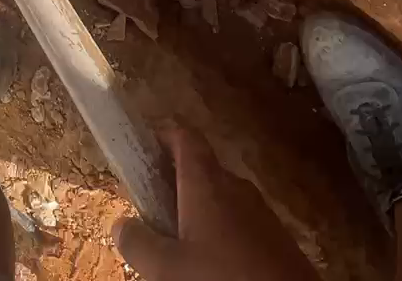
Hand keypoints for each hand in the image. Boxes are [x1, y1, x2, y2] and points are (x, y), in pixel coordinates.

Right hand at [113, 127, 320, 280]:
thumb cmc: (224, 279)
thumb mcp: (169, 270)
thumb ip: (139, 244)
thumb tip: (121, 224)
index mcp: (206, 181)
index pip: (183, 135)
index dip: (161, 137)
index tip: (142, 155)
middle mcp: (235, 187)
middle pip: (199, 171)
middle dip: (175, 187)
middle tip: (154, 214)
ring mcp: (262, 214)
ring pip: (221, 201)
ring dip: (200, 215)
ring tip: (184, 248)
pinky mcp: (280, 242)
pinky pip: (242, 226)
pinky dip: (224, 236)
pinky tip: (217, 268)